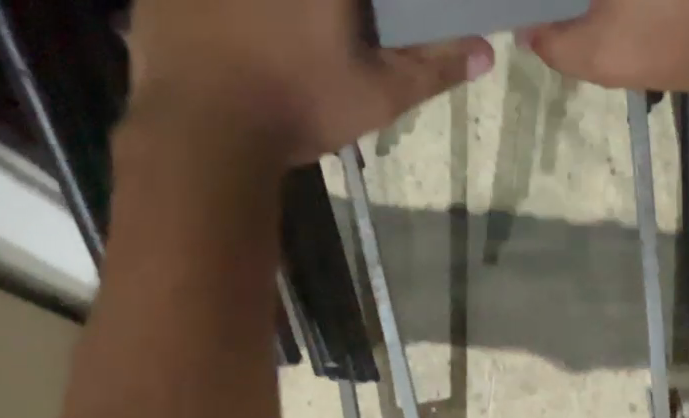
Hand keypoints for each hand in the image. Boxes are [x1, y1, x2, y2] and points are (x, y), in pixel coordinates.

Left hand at [124, 0, 495, 163]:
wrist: (202, 133)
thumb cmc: (298, 108)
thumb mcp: (376, 95)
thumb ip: (430, 68)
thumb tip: (486, 52)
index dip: (371, 6)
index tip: (361, 30)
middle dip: (331, 13)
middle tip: (333, 34)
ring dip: (278, 17)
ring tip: (290, 43)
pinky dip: (223, 13)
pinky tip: (237, 34)